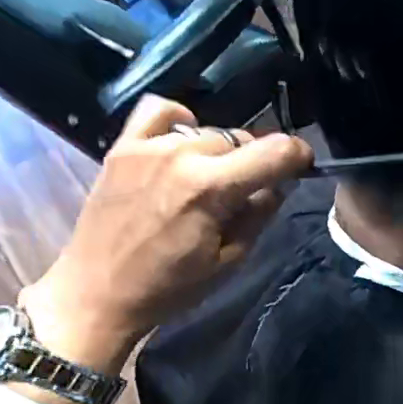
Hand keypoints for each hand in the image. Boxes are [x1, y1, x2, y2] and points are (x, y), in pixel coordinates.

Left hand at [17, 95, 311, 377]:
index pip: (272, 152)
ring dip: (219, 151)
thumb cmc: (167, 289)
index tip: (304, 165)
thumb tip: (276, 187)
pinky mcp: (123, 146)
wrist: (98, 292)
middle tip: (248, 191)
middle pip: (239, 139)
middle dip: (254, 161)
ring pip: (206, 130)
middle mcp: (182, 155)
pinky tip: (182, 144)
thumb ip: (256, 218)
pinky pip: (159, 111)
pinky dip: (180, 122)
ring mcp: (148, 146)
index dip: (298, 155)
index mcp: (211, 189)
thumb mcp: (226, 263)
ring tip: (210, 179)